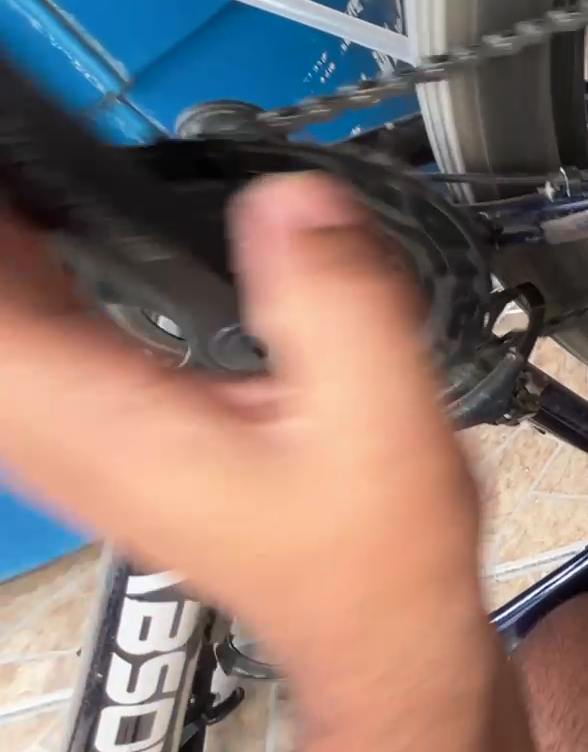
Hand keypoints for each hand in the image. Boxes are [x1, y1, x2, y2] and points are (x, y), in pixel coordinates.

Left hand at [0, 174, 489, 688]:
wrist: (383, 616)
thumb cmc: (381, 536)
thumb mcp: (384, 411)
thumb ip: (342, 300)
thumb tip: (300, 197)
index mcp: (97, 414)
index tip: (26, 135)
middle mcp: (58, 426)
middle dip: (11, 214)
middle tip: (45, 141)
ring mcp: (80, 439)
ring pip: (0, 320)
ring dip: (18, 244)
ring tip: (55, 170)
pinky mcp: (119, 440)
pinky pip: (37, 339)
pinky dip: (41, 277)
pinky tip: (84, 246)